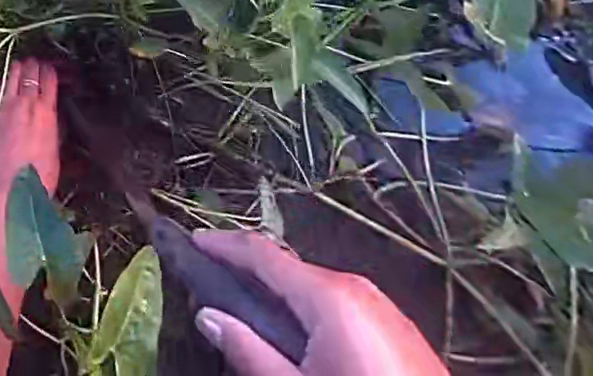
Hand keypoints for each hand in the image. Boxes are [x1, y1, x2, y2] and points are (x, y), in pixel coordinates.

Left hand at [0, 57, 60, 207]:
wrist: (10, 194)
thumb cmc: (38, 181)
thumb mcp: (55, 152)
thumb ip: (54, 130)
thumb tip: (52, 117)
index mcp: (46, 112)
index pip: (49, 80)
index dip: (49, 70)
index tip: (49, 67)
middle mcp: (25, 104)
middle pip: (31, 73)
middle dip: (33, 65)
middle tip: (34, 62)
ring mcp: (3, 107)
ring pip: (10, 76)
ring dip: (15, 68)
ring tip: (17, 64)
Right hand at [190, 230, 445, 375]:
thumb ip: (250, 351)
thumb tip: (206, 314)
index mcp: (328, 295)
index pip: (261, 252)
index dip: (223, 244)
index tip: (191, 241)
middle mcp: (355, 287)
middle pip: (288, 268)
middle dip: (250, 272)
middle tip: (214, 284)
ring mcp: (383, 307)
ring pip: (315, 288)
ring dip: (281, 294)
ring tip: (253, 314)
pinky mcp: (400, 331)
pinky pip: (342, 307)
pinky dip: (312, 312)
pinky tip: (303, 342)